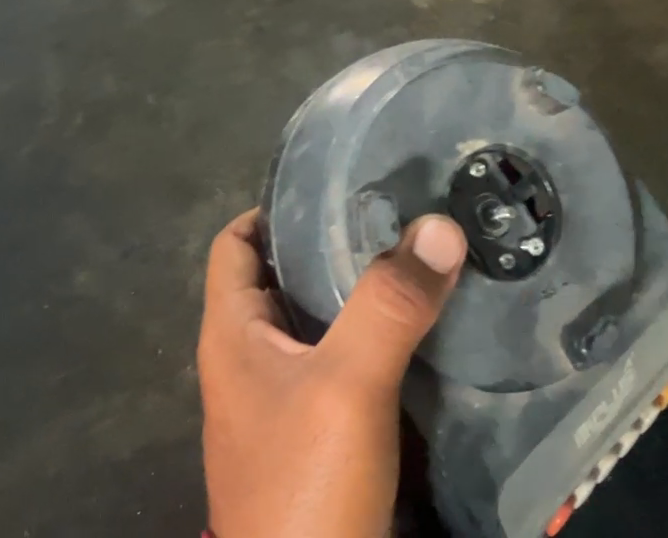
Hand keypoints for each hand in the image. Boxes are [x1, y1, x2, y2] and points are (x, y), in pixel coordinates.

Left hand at [198, 208, 466, 537]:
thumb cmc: (305, 481)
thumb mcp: (347, 384)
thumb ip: (388, 305)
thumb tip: (437, 225)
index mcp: (230, 335)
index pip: (236, 244)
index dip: (273, 209)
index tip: (333, 186)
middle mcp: (247, 361)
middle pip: (278, 279)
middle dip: (325, 246)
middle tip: (389, 213)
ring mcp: (278, 402)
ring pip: (312, 324)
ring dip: (351, 294)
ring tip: (409, 260)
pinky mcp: (313, 435)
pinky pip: (336, 365)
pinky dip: (366, 340)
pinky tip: (412, 331)